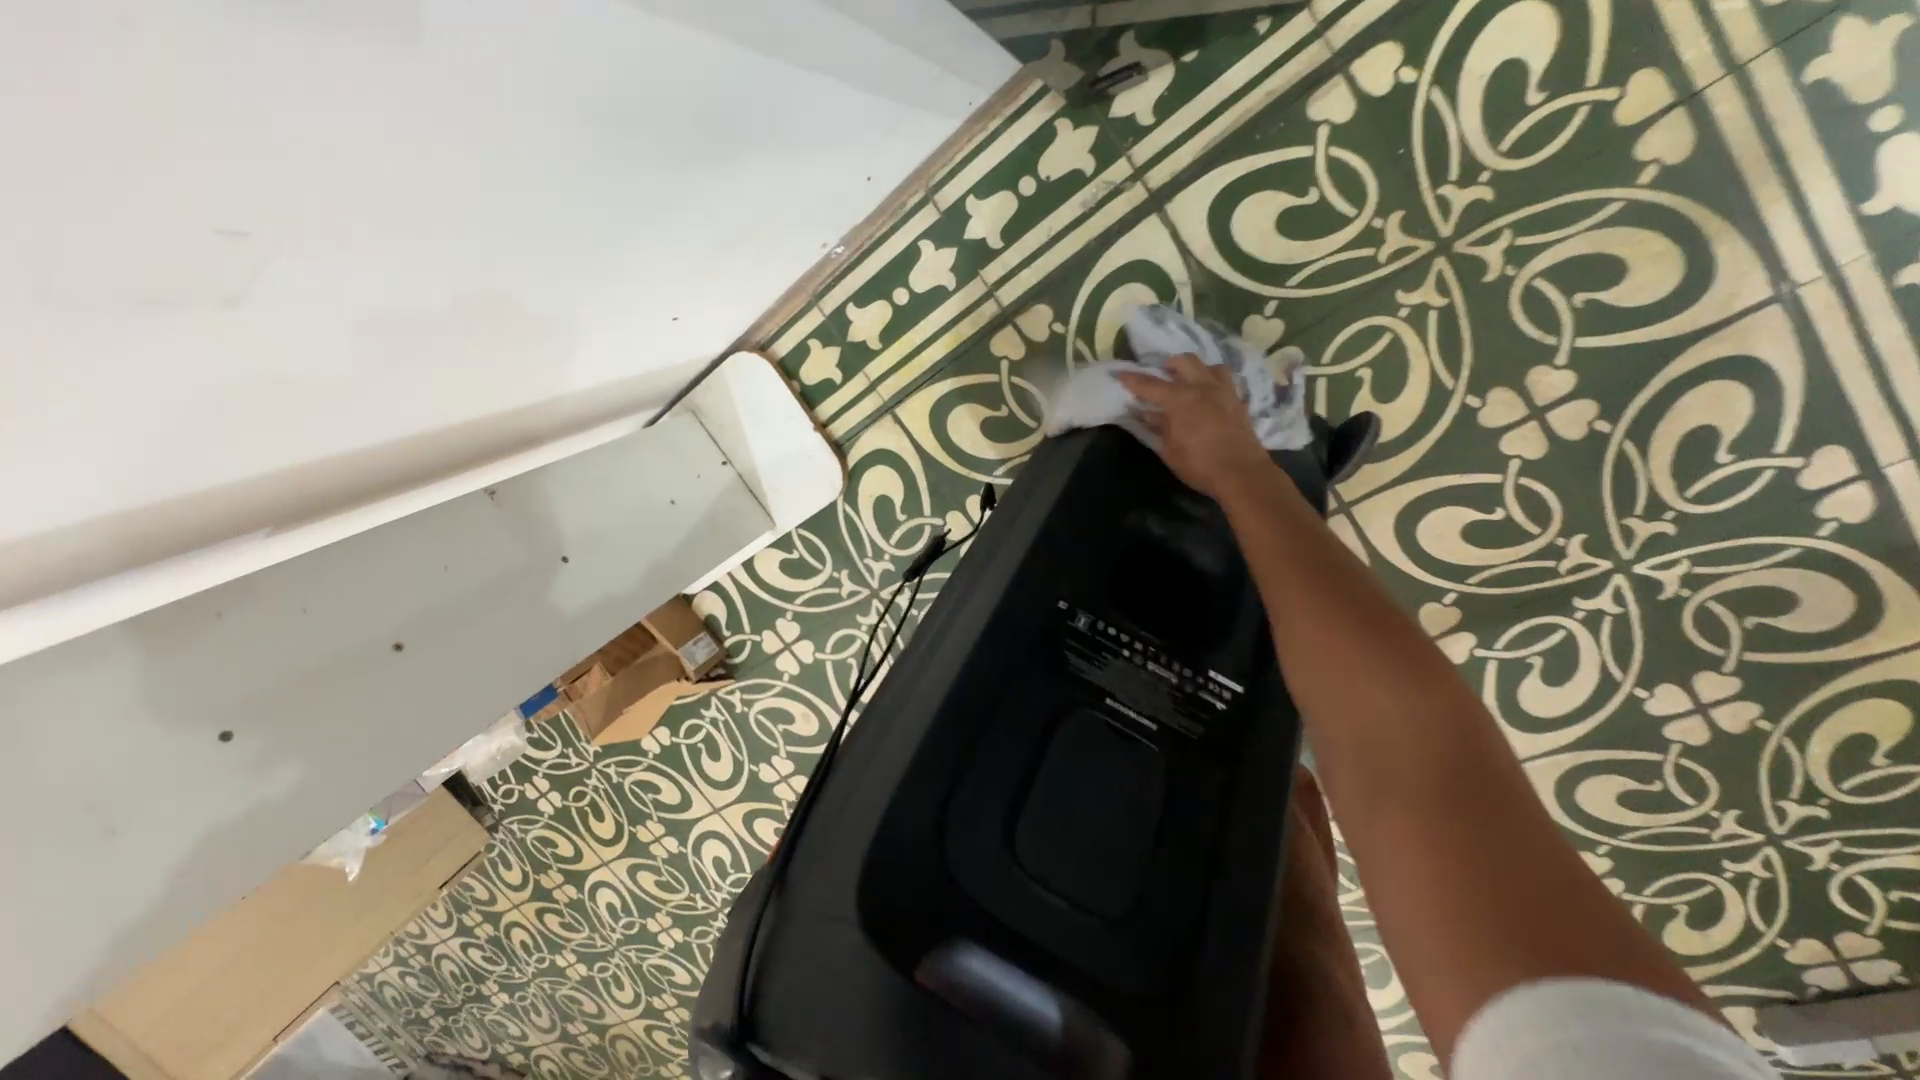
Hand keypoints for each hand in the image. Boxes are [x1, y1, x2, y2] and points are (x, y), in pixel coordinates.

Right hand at [1116, 353, 1274, 499]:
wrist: (1242, 473)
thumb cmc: (1199, 465)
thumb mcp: (1170, 450)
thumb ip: (1159, 427)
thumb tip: (1149, 414)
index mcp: (1180, 399)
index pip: (1151, 385)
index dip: (1134, 380)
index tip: (1122, 375)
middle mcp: (1203, 387)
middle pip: (1185, 362)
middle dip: (1170, 364)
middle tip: (1162, 373)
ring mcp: (1225, 392)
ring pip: (1211, 366)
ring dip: (1198, 369)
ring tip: (1191, 381)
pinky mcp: (1239, 402)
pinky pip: (1226, 382)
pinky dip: (1215, 383)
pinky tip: (1211, 396)